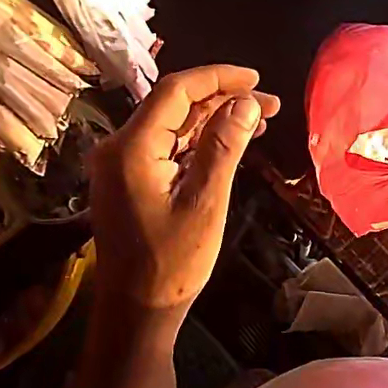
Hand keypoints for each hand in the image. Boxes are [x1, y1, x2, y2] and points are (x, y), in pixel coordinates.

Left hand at [90, 65, 279, 314]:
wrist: (136, 309)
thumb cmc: (172, 264)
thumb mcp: (205, 202)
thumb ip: (224, 146)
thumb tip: (246, 102)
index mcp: (131, 148)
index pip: (175, 91)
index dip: (218, 78)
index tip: (255, 79)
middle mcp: (119, 148)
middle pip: (174, 105)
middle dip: (223, 99)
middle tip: (269, 105)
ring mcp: (121, 164)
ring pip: (172, 125)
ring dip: (214, 119)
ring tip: (258, 120)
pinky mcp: (129, 180)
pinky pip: (166, 147)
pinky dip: (198, 141)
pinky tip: (229, 142)